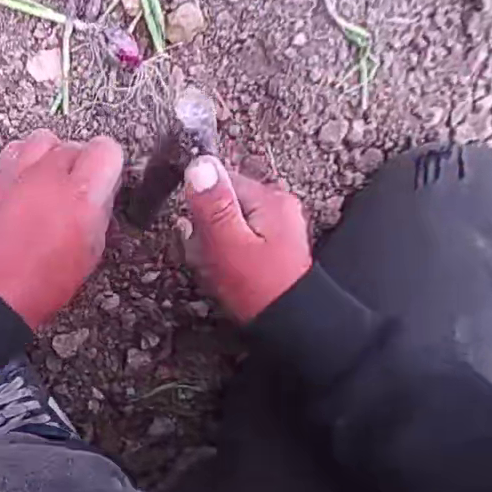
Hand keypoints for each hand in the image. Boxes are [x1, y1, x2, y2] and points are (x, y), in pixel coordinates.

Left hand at [0, 129, 124, 327]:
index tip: (106, 175)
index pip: (107, 149)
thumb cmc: (48, 278)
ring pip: (44, 139)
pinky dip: (26, 158)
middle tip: (78, 189)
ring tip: (52, 179)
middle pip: (76, 144)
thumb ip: (101, 209)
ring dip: (53, 155)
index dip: (110, 163)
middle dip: (82, 164)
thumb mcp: (93, 249)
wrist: (2, 290)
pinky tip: (29, 179)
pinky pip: (15, 149)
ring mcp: (19, 174)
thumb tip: (104, 188)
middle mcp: (50, 177)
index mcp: (82, 195)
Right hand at [182, 155, 311, 323]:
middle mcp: (277, 207)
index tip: (200, 233)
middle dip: (208, 231)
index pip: (218, 182)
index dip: (200, 208)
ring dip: (215, 247)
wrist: (291, 326)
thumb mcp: (229, 244)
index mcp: (269, 199)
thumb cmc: (261, 290)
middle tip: (213, 258)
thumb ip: (213, 205)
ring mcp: (276, 227)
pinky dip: (227, 257)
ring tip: (222, 271)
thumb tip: (200, 164)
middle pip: (222, 204)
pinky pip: (238, 241)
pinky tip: (229, 275)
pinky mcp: (272, 246)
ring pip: (227, 225)